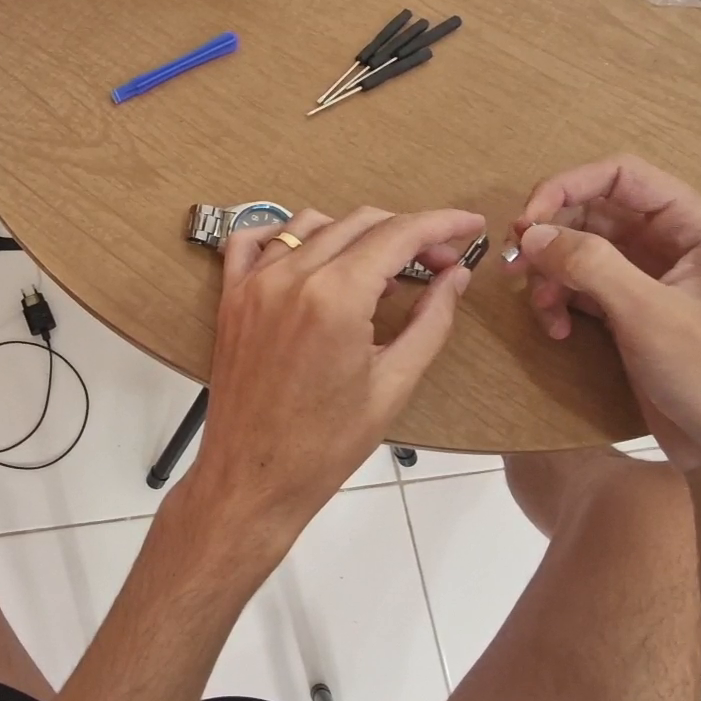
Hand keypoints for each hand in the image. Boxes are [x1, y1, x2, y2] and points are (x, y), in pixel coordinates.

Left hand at [182, 207, 485, 548]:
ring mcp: (253, 283)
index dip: (441, 224)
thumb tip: (455, 277)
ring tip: (379, 270)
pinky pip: (250, 240)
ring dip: (353, 233)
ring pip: (310, 224)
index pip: (398, 235)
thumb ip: (430, 322)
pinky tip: (308, 250)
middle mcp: (290, 277)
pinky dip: (283, 232)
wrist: (253, 477)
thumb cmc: (326, 445)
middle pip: (359, 223)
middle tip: (437, 262)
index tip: (470, 225)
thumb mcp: (393, 385)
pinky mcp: (230, 298)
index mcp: (335, 298)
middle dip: (406, 233)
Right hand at [507, 155, 700, 464]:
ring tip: (542, 310)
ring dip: (553, 276)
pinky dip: (565, 302)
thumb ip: (588, 264)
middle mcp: (678, 243)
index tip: (524, 221)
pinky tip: (560, 330)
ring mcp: (655, 278)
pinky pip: (586, 288)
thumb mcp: (648, 313)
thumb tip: (529, 233)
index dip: (566, 188)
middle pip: (595, 215)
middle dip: (552, 239)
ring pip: (584, 253)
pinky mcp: (637, 311)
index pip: (622, 176)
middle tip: (515, 267)